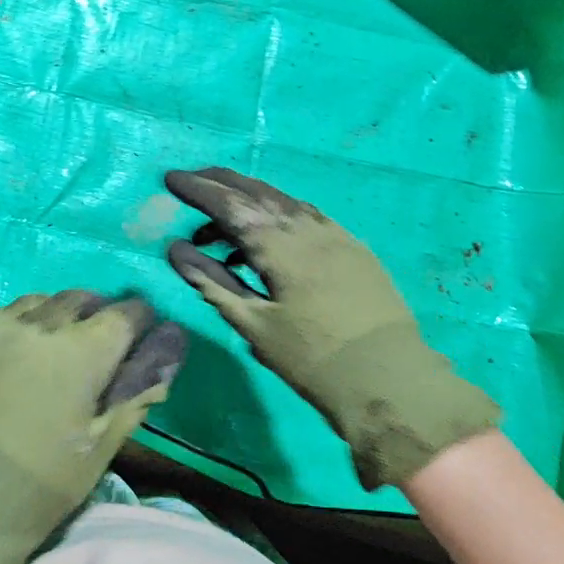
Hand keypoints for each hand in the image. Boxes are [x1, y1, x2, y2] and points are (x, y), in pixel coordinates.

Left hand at [0, 291, 186, 563]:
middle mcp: (44, 324)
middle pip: (82, 299)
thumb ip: (136, 394)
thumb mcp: (103, 443)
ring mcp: (3, 323)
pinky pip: (7, 312)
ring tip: (59, 339)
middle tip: (100, 339)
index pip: (125, 314)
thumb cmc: (44, 476)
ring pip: (43, 300)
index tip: (144, 330)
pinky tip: (22, 344)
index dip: (140, 319)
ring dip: (59, 312)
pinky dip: (23, 320)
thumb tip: (166, 358)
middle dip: (98, 312)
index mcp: (84, 351)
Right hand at [165, 167, 498, 489]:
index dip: (196, 189)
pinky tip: (270, 226)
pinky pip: (306, 213)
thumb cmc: (313, 358)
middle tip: (191, 179)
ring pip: (282, 199)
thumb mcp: (252, 324)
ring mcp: (334, 234)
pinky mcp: (353, 247)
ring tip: (223, 212)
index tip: (169, 179)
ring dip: (248, 195)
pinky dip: (278, 210)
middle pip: (254, 191)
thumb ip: (211, 281)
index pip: (227, 203)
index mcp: (276, 244)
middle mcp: (304, 227)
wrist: (394, 383)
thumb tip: (175, 248)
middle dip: (219, 181)